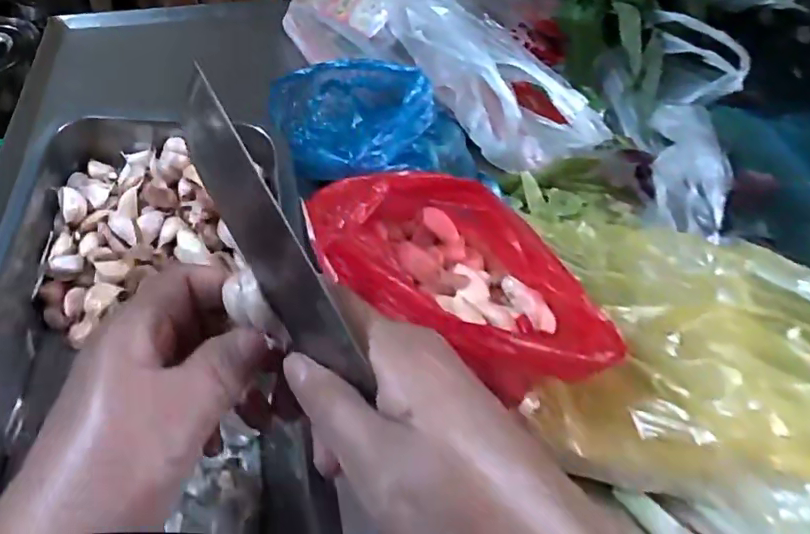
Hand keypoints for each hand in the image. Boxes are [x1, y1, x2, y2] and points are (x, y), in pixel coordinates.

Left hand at [0, 265, 273, 533]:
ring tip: (262, 412)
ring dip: (228, 377)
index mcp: (134, 324)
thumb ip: (227, 362)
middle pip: (191, 317)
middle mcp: (130, 344)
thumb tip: (264, 331)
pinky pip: (177, 393)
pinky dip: (207, 405)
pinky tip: (223, 438)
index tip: (270, 314)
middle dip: (237, 339)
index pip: (186, 278)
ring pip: (189, 358)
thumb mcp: (183, 409)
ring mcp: (127, 383)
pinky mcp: (128, 420)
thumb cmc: (118, 460)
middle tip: (276, 368)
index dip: (228, 286)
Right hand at [283, 294, 629, 533]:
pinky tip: (382, 467)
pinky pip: (401, 393)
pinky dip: (379, 422)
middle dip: (324, 387)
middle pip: (351, 344)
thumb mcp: (370, 455)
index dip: (296, 318)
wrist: (543, 533)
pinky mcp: (457, 400)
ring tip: (345, 470)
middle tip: (318, 450)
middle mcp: (419, 341)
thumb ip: (326, 400)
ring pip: (374, 374)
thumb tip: (292, 354)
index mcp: (395, 340)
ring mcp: (442, 370)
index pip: (333, 299)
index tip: (267, 353)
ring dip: (349, 413)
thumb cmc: (447, 490)